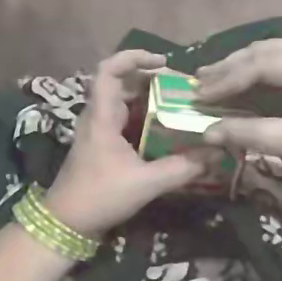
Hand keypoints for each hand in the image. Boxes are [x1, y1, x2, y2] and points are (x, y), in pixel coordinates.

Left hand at [46, 51, 211, 235]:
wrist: (66, 223)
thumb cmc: (99, 196)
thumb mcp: (145, 183)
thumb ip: (181, 167)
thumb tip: (215, 152)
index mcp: (102, 116)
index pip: (108, 70)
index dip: (132, 57)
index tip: (162, 62)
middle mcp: (97, 116)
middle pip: (120, 83)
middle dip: (149, 78)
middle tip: (180, 86)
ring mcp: (97, 130)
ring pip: (123, 101)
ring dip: (147, 98)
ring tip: (178, 104)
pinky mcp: (101, 144)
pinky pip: (124, 119)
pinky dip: (143, 117)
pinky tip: (164, 129)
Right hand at [195, 40, 281, 204]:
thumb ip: (253, 134)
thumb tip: (208, 131)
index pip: (261, 63)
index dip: (227, 79)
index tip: (198, 95)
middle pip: (262, 52)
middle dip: (228, 68)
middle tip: (195, 84)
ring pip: (268, 56)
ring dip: (238, 69)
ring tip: (208, 82)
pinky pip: (278, 67)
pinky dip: (253, 76)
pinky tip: (235, 86)